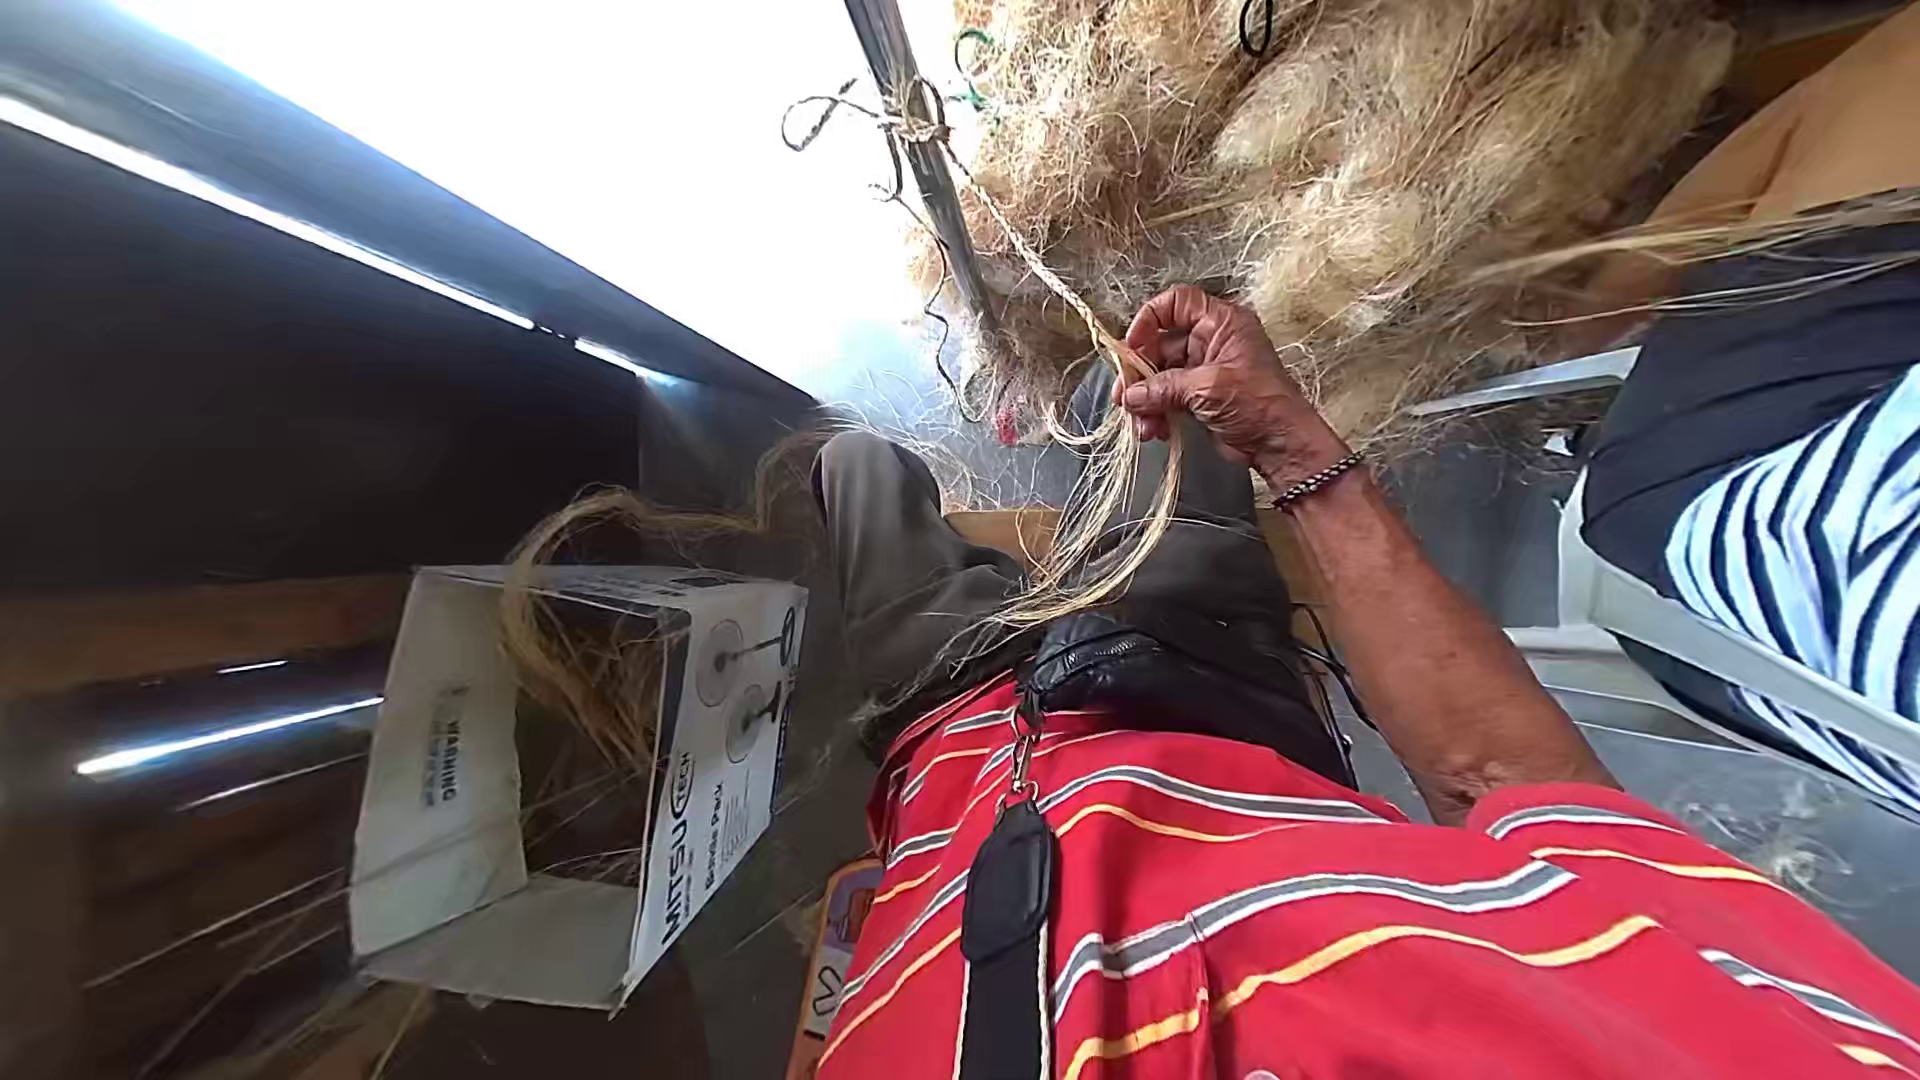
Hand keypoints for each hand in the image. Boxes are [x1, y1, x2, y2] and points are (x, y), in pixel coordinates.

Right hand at [1117, 285, 1349, 488]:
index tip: (1132, 348)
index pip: (1177, 303)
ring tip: (1142, 425)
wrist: (1279, 444)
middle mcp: (1210, 341)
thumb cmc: (1257, 404)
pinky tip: (1154, 431)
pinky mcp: (1197, 397)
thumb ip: (1163, 388)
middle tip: (1124, 398)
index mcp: (1221, 324)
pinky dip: (1155, 414)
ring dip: (1144, 401)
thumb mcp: (1207, 388)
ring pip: (1158, 376)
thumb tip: (1129, 396)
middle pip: (1160, 345)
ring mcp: (1202, 371)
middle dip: (1139, 374)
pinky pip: (1165, 398)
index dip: (1150, 321)